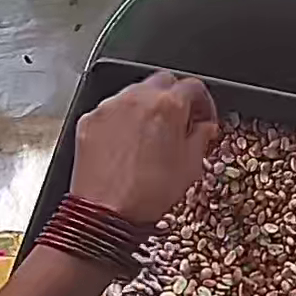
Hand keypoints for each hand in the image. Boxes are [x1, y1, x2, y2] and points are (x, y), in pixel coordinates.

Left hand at [70, 71, 219, 223]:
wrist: (104, 213)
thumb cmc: (147, 194)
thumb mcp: (190, 167)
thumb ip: (201, 137)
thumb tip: (204, 128)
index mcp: (169, 106)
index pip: (194, 87)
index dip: (204, 102)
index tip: (203, 117)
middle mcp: (138, 98)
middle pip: (164, 81)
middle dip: (175, 96)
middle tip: (180, 120)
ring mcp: (111, 106)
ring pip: (135, 92)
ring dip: (148, 105)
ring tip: (152, 133)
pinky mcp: (90, 119)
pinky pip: (112, 109)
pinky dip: (123, 119)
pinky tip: (128, 142)